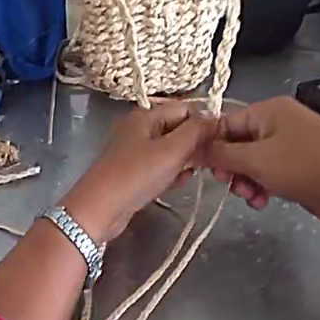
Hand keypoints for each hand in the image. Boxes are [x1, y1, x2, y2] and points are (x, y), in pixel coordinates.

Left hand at [61, 102, 216, 242]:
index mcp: (145, 116)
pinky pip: (159, 167)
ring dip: (185, 160)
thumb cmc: (136, 175)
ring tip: (197, 172)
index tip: (219, 141)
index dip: (204, 122)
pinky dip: (171, 173)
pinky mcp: (133, 174)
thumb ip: (196, 132)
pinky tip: (180, 183)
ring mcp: (134, 152)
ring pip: (169, 150)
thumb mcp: (171, 151)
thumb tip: (216, 119)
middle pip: (177, 129)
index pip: (184, 109)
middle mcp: (138, 129)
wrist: (99, 210)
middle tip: (212, 160)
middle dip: (195, 143)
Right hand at [201, 96, 319, 224]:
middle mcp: (279, 121)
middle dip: (232, 168)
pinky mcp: (300, 163)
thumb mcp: (254, 160)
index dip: (210, 147)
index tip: (201, 169)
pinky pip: (270, 171)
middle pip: (238, 144)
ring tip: (252, 197)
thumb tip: (193, 148)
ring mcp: (292, 142)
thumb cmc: (302, 167)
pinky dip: (263, 184)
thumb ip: (220, 154)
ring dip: (246, 181)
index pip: (225, 123)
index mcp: (268, 110)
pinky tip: (264, 200)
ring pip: (253, 161)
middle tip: (232, 186)